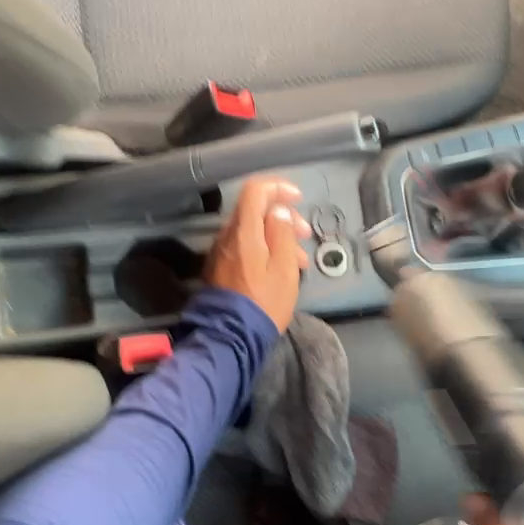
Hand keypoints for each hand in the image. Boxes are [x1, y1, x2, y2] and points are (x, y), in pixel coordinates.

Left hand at [205, 177, 310, 331]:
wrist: (230, 336)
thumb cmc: (265, 302)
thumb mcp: (284, 268)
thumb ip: (282, 233)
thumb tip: (278, 211)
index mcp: (244, 231)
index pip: (255, 190)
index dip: (278, 187)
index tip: (298, 199)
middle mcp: (227, 236)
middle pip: (254, 210)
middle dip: (283, 217)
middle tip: (304, 236)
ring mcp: (220, 252)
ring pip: (252, 231)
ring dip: (276, 237)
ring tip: (298, 261)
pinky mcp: (219, 268)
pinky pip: (244, 247)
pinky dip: (263, 249)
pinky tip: (278, 270)